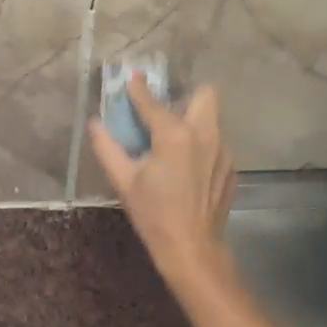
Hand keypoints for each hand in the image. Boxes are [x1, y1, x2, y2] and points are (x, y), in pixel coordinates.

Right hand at [89, 75, 237, 282]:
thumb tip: (95, 124)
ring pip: (213, 120)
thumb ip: (108, 148)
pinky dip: (202, 148)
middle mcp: (205, 134)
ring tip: (175, 142)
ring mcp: (224, 151)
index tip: (133, 78)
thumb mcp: (124, 181)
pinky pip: (217, 145)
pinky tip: (188, 170)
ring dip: (195, 122)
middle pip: (205, 94)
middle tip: (167, 111)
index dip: (139, 88)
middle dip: (186, 95)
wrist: (192, 248)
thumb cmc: (154, 214)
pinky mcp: (231, 169)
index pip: (153, 102)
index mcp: (175, 135)